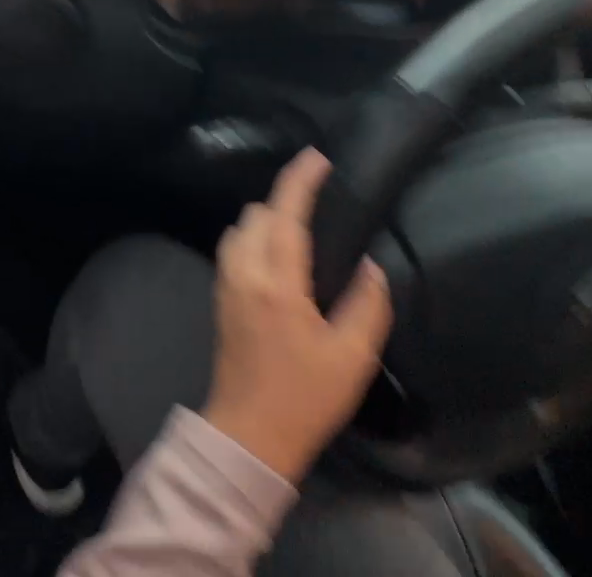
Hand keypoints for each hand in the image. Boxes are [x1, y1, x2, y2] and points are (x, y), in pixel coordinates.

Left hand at [201, 149, 392, 482]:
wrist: (249, 432)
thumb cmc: (305, 396)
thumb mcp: (352, 356)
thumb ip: (366, 304)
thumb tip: (371, 265)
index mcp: (276, 282)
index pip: (284, 215)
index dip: (299, 180)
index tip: (317, 158)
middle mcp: (243, 273)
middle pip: (256, 215)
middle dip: (285, 199)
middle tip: (320, 201)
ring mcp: (226, 285)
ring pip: (239, 230)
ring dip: (266, 219)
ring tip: (301, 225)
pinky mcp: (220, 299)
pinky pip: (234, 250)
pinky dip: (254, 238)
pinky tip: (278, 254)